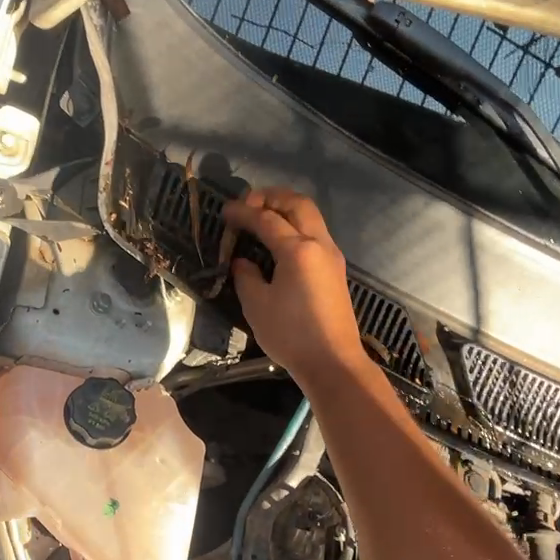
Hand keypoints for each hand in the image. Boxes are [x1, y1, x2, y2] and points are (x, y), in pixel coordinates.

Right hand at [221, 188, 366, 387]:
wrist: (332, 362)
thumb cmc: (291, 335)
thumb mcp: (257, 306)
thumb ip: (246, 277)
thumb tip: (242, 262)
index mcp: (297, 250)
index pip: (266, 220)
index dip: (242, 213)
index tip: (224, 211)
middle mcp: (319, 244)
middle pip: (297, 204)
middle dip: (271, 197)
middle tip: (247, 203)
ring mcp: (331, 255)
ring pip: (311, 216)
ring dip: (286, 209)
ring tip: (262, 217)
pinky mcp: (335, 270)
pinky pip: (315, 234)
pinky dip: (296, 226)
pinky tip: (279, 241)